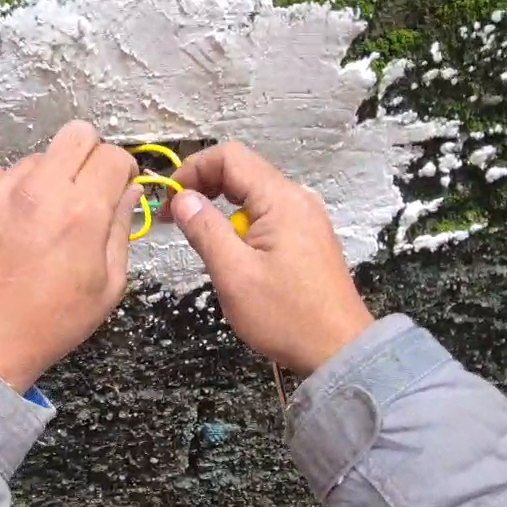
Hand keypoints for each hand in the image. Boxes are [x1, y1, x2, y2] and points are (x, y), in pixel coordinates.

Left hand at [0, 121, 141, 391]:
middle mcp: (39, 189)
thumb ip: (122, 230)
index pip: (113, 155)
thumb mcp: (108, 286)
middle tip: (80, 191)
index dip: (120, 171)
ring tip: (33, 227)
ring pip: (34, 160)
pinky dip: (5, 196)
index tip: (114, 188)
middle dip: (87, 157)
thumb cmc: (51, 323)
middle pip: (76, 134)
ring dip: (42, 183)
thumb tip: (128, 191)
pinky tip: (5, 231)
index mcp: (82, 211)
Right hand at [169, 143, 373, 375]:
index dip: (192, 170)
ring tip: (201, 241)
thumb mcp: (234, 274)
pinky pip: (268, 216)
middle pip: (242, 172)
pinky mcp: (308, 238)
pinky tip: (232, 253)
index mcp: (281, 200)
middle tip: (175, 220)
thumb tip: (183, 199)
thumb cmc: (286, 316)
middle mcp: (298, 200)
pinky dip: (242, 224)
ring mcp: (306, 218)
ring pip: (254, 195)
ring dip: (221, 209)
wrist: (337, 349)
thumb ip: (205, 229)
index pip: (230, 157)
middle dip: (203, 187)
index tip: (168, 201)